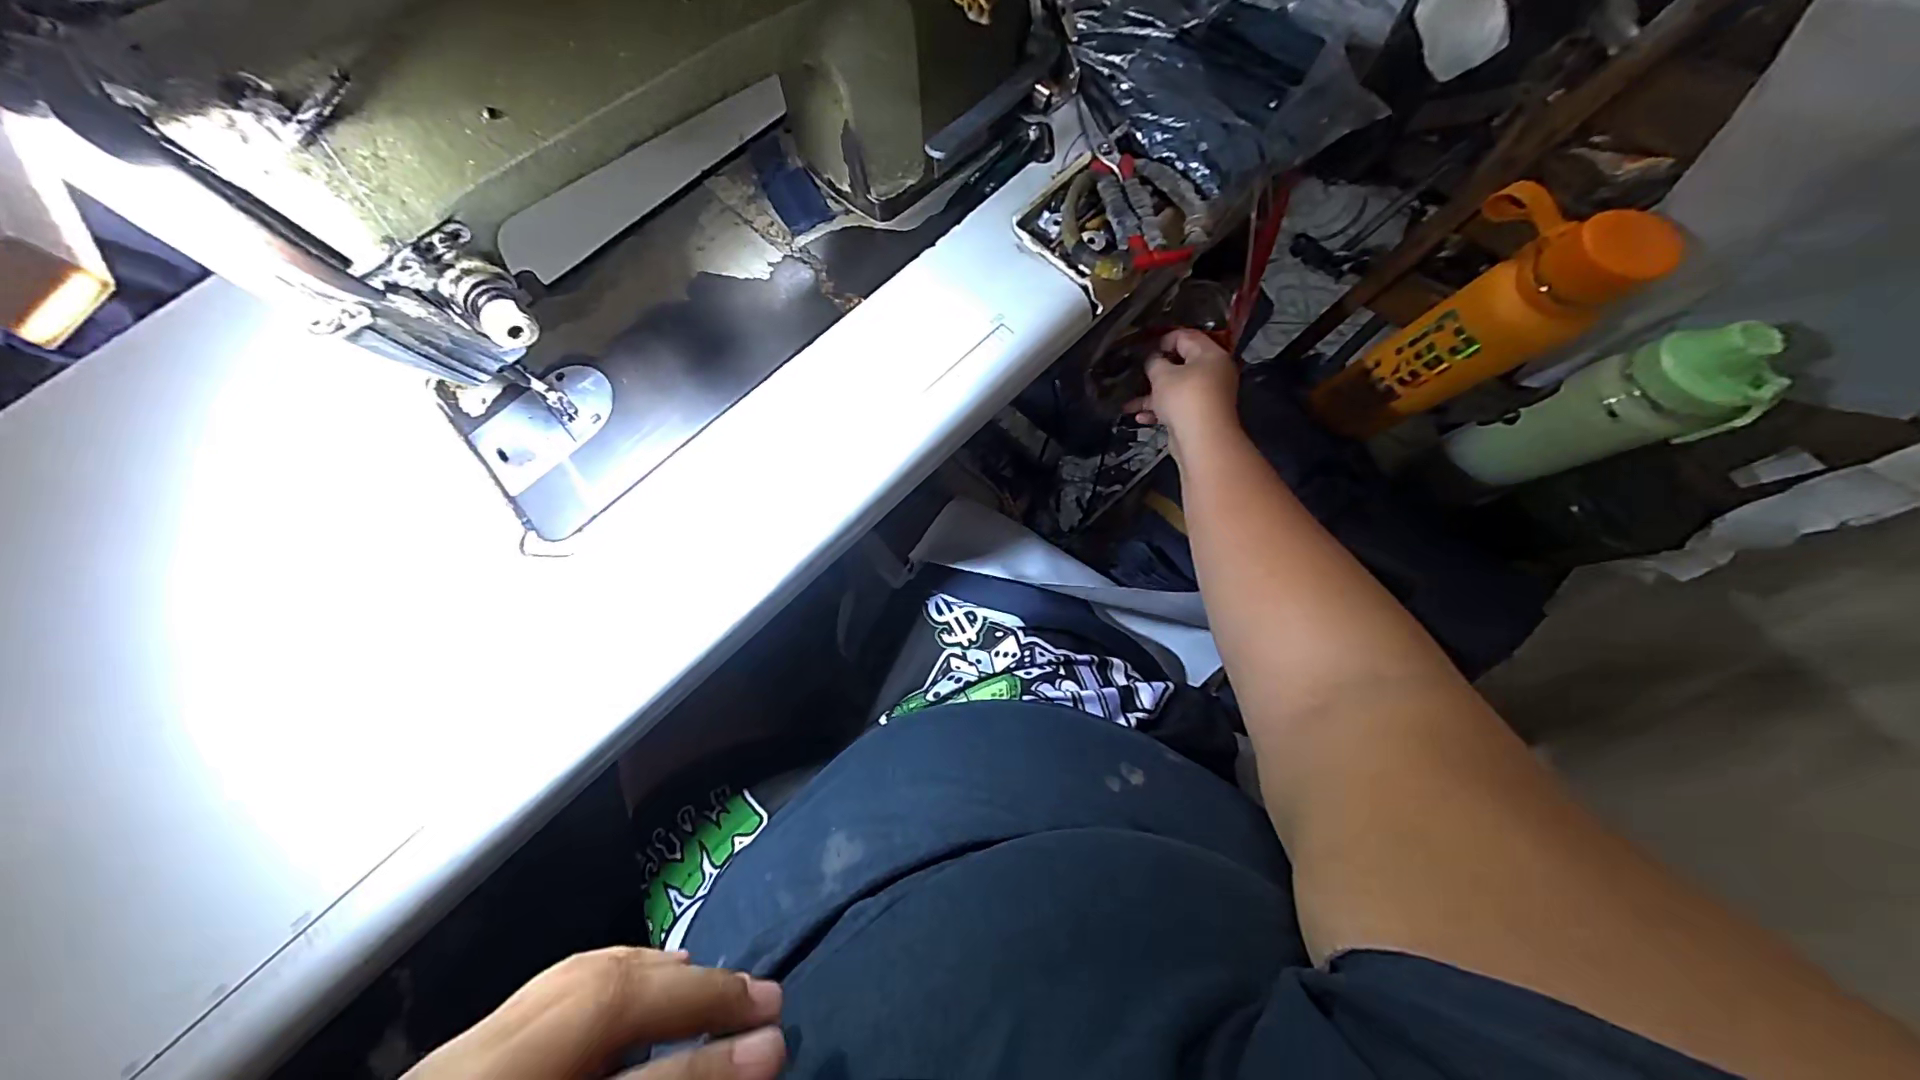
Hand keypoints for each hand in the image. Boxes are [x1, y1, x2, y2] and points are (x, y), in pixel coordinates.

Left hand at [402, 947, 785, 1079]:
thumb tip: (737, 1073)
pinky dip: (613, 971)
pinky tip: (646, 974)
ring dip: (660, 973)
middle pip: (598, 1002)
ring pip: (574, 976)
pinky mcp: (451, 1056)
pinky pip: (551, 985)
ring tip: (718, 983)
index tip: (776, 1047)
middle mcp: (470, 1078)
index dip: (705, 1064)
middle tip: (765, 1000)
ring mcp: (452, 1061)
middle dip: (695, 994)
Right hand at [1124, 329, 1239, 443]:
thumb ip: (1154, 362)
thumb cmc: (1184, 398)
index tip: (1145, 348)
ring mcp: (1208, 395)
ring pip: (1177, 388)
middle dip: (1157, 370)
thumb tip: (1154, 359)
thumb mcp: (1162, 375)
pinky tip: (1141, 418)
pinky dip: (1161, 410)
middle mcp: (1213, 372)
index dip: (1164, 339)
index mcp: (1210, 354)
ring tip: (1130, 402)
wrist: (1202, 439)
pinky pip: (1178, 406)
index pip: (1187, 336)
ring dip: (1153, 395)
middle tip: (1138, 372)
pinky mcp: (1200, 415)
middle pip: (1182, 364)